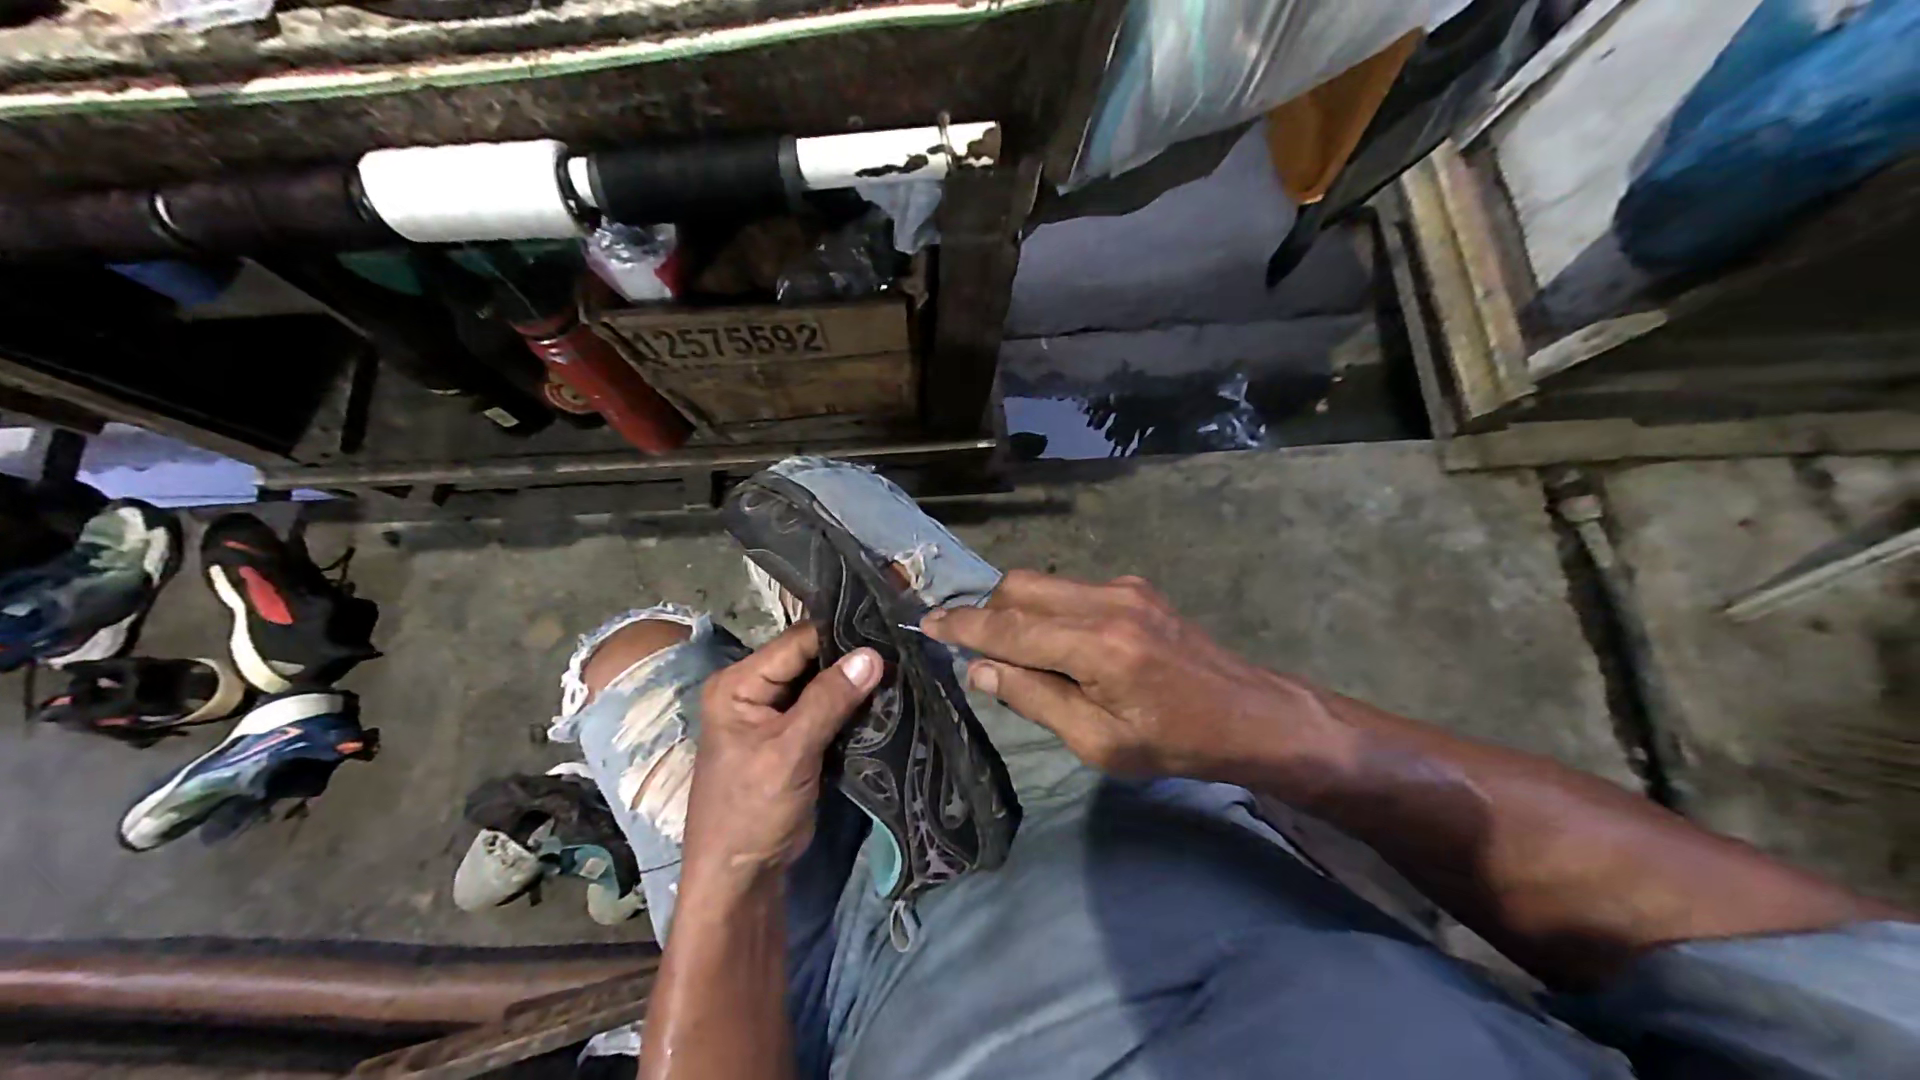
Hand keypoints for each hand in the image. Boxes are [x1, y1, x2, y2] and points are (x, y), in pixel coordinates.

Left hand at [685, 624, 880, 877]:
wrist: (741, 877)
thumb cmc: (752, 810)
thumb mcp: (789, 752)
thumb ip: (829, 700)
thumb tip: (872, 654)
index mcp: (739, 683)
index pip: (797, 642)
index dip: (840, 634)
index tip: (885, 628)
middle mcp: (754, 689)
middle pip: (810, 659)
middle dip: (851, 657)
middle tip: (899, 647)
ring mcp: (774, 714)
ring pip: (822, 683)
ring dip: (854, 681)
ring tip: (900, 666)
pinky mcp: (794, 736)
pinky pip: (826, 708)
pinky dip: (851, 705)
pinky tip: (884, 696)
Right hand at [921, 571, 1343, 783]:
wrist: (1252, 715)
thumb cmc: (1175, 743)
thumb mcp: (1099, 741)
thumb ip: (1034, 698)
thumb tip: (979, 668)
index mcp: (1097, 646)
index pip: (1009, 628)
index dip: (963, 626)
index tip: (926, 622)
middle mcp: (1106, 601)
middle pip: (1020, 587)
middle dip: (986, 611)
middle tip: (969, 645)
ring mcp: (1124, 588)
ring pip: (1043, 583)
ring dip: (1015, 608)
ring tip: (1010, 648)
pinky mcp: (1135, 588)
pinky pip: (1071, 588)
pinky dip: (1046, 608)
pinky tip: (1055, 642)